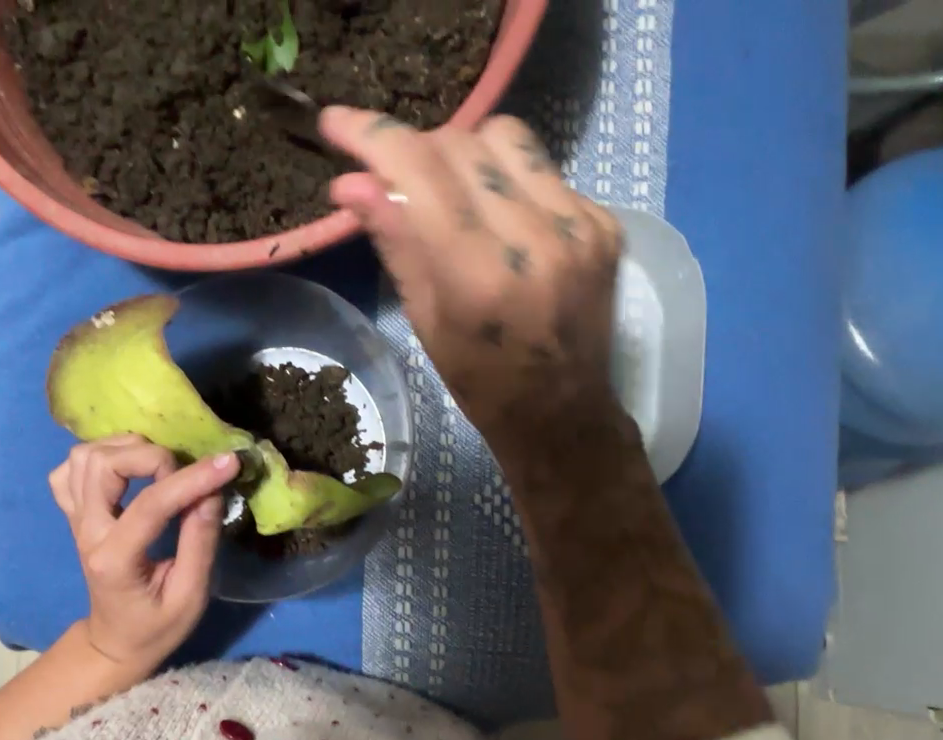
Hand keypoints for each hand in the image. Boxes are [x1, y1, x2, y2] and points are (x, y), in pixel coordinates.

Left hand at [48, 436, 240, 672]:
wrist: (115, 641)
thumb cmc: (157, 626)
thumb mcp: (190, 596)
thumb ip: (200, 543)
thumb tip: (211, 493)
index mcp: (115, 560)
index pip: (151, 504)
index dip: (192, 478)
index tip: (228, 463)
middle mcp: (87, 532)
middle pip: (103, 465)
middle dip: (151, 455)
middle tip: (182, 472)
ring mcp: (74, 520)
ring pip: (84, 457)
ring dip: (126, 449)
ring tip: (160, 465)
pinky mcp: (73, 514)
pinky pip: (70, 468)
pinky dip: (99, 456)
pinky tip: (127, 468)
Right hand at [320, 107, 625, 438]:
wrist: (563, 412)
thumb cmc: (481, 381)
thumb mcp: (425, 320)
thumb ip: (395, 242)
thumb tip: (349, 182)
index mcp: (480, 276)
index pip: (420, 173)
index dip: (374, 137)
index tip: (338, 123)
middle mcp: (535, 238)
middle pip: (461, 144)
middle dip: (416, 151)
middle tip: (396, 179)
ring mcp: (579, 225)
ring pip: (507, 139)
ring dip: (465, 154)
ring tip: (453, 194)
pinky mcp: (605, 222)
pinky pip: (543, 169)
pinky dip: (510, 181)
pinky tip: (504, 221)